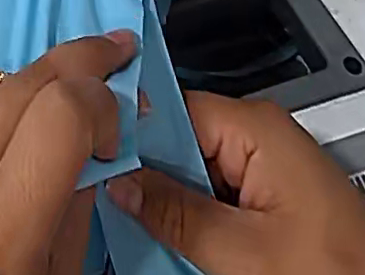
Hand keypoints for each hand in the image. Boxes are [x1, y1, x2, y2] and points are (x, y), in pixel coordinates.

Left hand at [0, 31, 137, 274]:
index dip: (100, 98)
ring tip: (32, 135)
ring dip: (27, 96)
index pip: (62, 111)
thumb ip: (83, 185)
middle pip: (31, 78)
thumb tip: (104, 110)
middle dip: (81, 61)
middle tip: (114, 51)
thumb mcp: (57, 267)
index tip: (120, 109)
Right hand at [105, 91, 364, 274]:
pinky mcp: (268, 191)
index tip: (96, 156)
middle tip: (111, 200)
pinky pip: (214, 190)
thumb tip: (119, 181)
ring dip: (168, 198)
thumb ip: (177, 213)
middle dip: (148, 172)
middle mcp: (256, 132)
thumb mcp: (247, 255)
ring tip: (136, 221)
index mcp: (253, 124)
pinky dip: (193, 213)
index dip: (131, 133)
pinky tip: (173, 236)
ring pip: (191, 168)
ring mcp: (263, 162)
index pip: (170, 108)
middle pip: (178, 137)